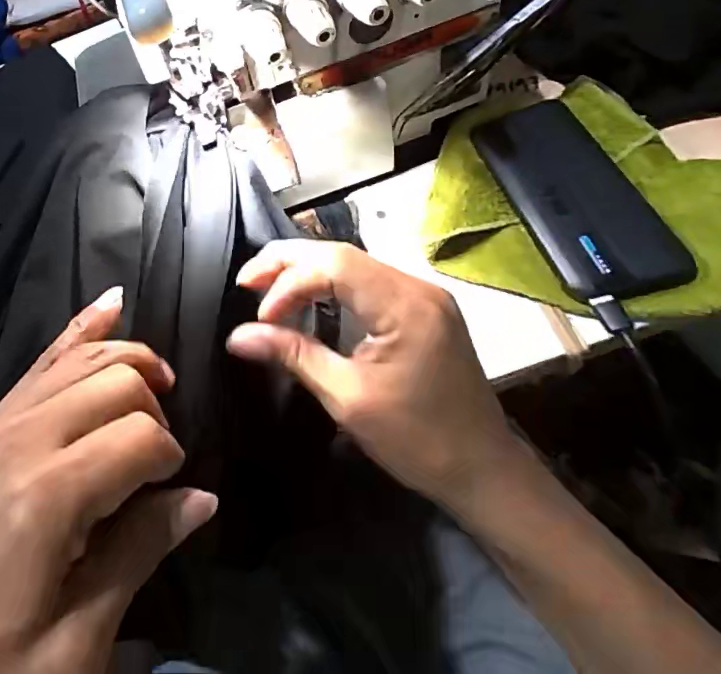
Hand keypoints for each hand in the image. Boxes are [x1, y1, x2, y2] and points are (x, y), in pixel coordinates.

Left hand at [0, 288, 217, 673]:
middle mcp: (21, 441)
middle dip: (154, 412)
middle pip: (120, 382)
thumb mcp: (70, 645)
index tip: (168, 500)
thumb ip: (140, 552)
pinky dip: (82, 330)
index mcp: (47, 495)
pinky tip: (113, 303)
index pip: (143, 438)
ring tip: (161, 387)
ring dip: (132, 363)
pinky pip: (43, 361)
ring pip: (87, 358)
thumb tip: (203, 498)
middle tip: (155, 466)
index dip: (170, 462)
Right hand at [226, 240, 523, 510]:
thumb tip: (239, 336)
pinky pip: (372, 283)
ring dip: (312, 271)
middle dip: (292, 262)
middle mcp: (418, 286)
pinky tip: (310, 298)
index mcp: (405, 304)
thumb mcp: (349, 399)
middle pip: (345, 254)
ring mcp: (426, 295)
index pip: (336, 264)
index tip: (260, 318)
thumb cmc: (418, 440)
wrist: (482, 466)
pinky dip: (336, 286)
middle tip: (247, 279)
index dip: (289, 281)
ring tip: (268, 287)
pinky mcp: (426, 309)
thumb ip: (295, 356)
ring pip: (358, 265)